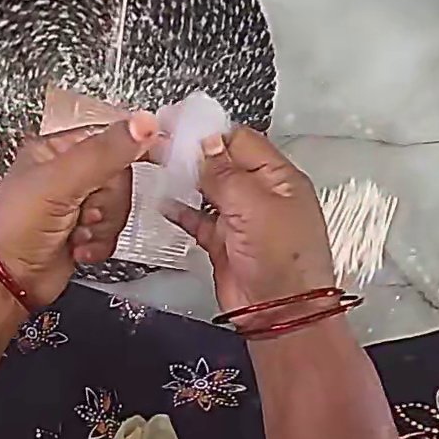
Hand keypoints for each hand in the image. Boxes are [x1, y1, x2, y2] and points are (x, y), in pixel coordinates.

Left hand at [0, 113, 158, 304]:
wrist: (8, 281)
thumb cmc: (18, 227)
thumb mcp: (61, 182)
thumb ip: (105, 153)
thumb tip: (144, 123)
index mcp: (56, 149)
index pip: (107, 137)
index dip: (131, 146)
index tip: (157, 154)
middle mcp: (68, 173)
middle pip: (120, 177)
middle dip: (108, 201)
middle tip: (86, 212)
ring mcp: (78, 204)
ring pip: (120, 206)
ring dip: (103, 225)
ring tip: (78, 233)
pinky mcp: (85, 232)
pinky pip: (114, 231)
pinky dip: (100, 244)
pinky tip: (78, 249)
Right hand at [162, 126, 335, 311]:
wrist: (279, 313)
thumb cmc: (281, 259)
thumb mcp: (254, 205)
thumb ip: (225, 173)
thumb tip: (204, 143)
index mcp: (278, 178)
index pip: (241, 141)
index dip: (210, 132)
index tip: (177, 124)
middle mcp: (260, 195)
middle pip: (222, 163)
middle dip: (193, 153)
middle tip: (160, 143)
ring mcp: (241, 219)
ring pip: (208, 189)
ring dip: (185, 179)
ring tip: (157, 165)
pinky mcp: (224, 243)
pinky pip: (199, 219)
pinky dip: (181, 210)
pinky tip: (164, 201)